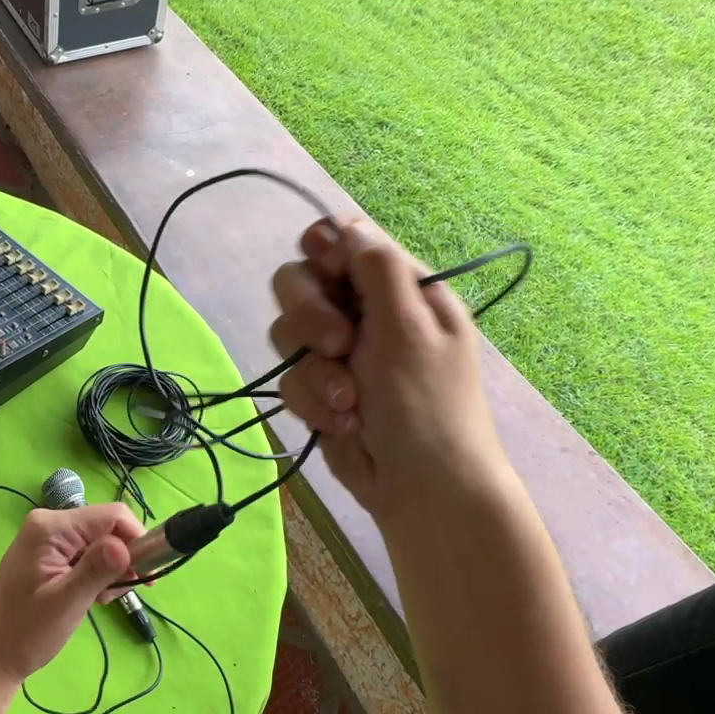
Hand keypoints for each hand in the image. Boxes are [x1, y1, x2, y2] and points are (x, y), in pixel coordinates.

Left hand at [0, 504, 144, 687]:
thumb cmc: (25, 632)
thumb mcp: (66, 602)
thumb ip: (97, 570)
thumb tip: (127, 546)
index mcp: (51, 527)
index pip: (112, 515)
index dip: (137, 539)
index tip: (148, 574)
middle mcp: (48, 524)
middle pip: (106, 527)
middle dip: (121, 558)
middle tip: (116, 595)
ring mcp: (46, 538)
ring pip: (98, 542)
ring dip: (109, 570)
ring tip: (98, 600)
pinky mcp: (47, 554)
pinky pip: (85, 553)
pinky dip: (95, 574)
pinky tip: (88, 597)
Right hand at [268, 220, 512, 529]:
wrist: (420, 487)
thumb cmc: (428, 404)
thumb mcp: (410, 329)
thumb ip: (377, 270)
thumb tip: (345, 226)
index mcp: (397, 288)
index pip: (343, 241)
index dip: (323, 251)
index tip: (324, 272)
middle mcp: (363, 312)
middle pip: (299, 282)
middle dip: (310, 316)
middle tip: (339, 345)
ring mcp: (336, 353)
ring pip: (286, 334)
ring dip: (314, 372)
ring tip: (347, 401)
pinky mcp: (316, 389)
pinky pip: (289, 378)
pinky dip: (311, 402)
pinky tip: (342, 421)